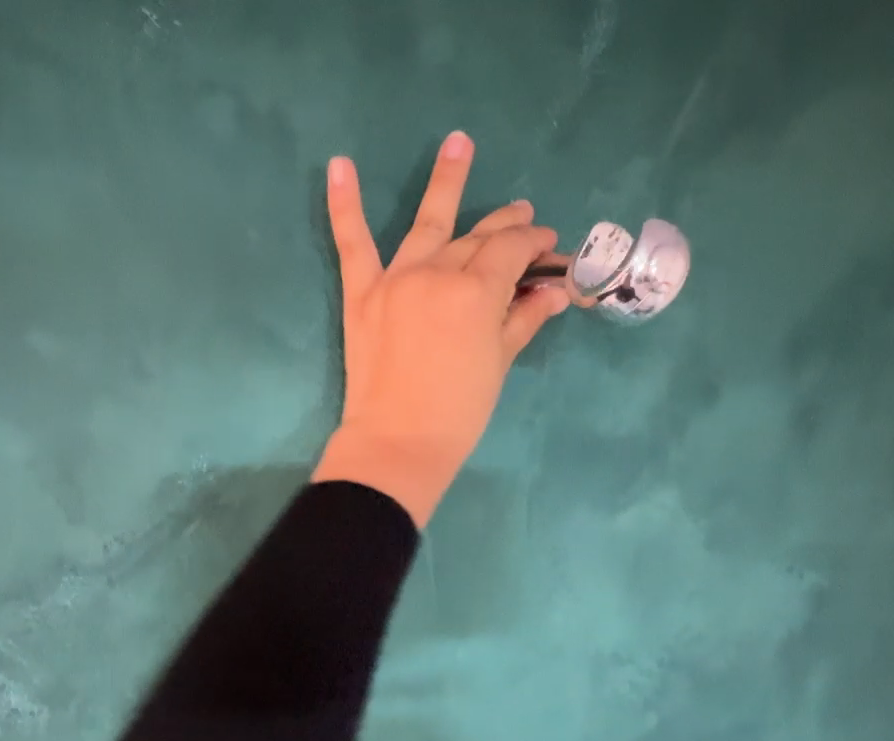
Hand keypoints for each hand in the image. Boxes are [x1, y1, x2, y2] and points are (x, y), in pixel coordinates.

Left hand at [312, 131, 570, 527]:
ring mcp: (396, 280)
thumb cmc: (457, 413)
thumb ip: (523, 319)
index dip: (535, 244)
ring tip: (458, 143)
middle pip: (477, 237)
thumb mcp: (498, 364)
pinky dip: (343, 204)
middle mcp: (437, 273)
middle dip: (506, 224)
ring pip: (428, 224)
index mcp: (477, 292)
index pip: (512, 251)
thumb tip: (554, 291)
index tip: (551, 246)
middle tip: (524, 214)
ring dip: (446, 182)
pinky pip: (352, 243)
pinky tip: (339, 165)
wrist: (396, 443)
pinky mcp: (362, 294)